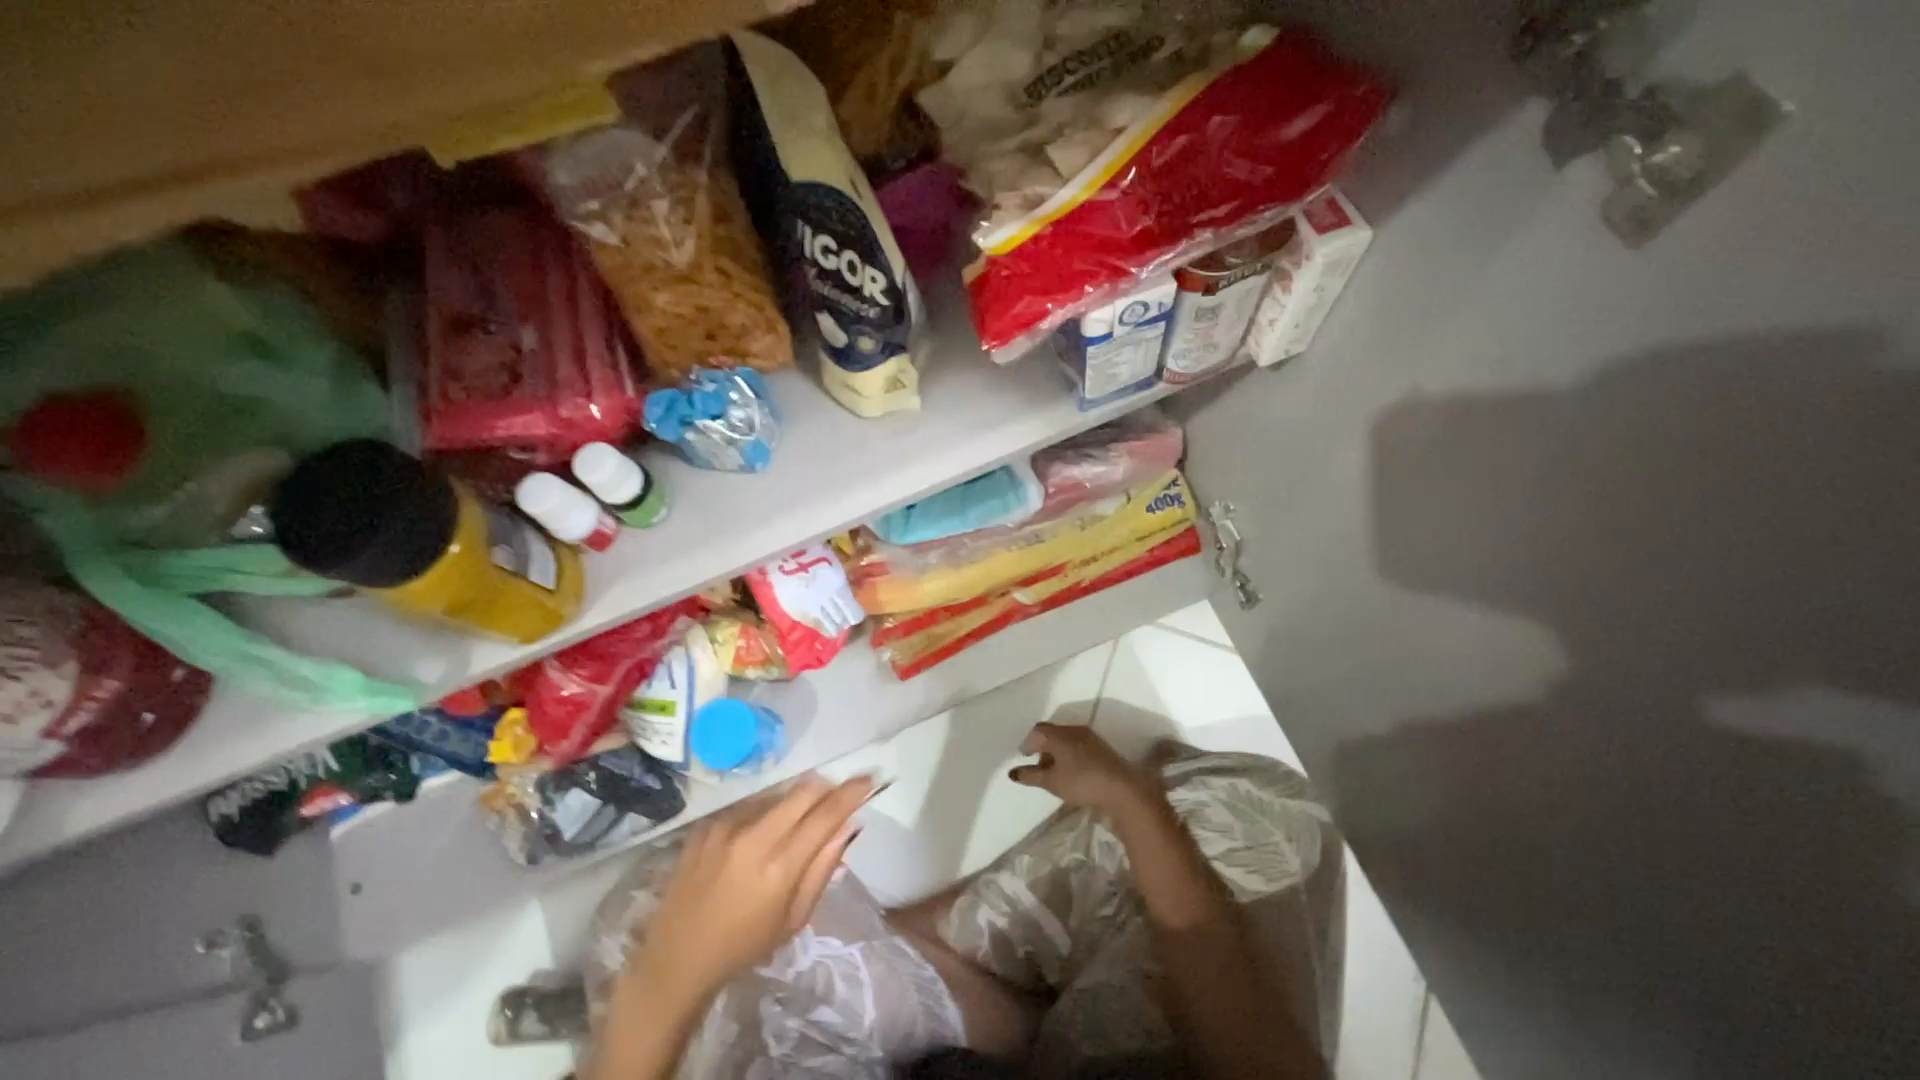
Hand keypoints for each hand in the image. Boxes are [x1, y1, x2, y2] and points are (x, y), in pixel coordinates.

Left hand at [626, 775, 874, 1004]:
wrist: (678, 958)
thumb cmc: (744, 946)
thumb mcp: (794, 918)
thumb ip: (823, 868)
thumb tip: (847, 825)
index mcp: (780, 866)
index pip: (826, 814)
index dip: (851, 792)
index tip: (868, 779)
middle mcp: (753, 837)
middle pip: (803, 791)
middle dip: (827, 787)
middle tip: (839, 794)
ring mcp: (725, 827)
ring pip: (775, 795)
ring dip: (794, 802)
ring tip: (795, 826)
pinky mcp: (704, 827)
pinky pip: (746, 807)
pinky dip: (763, 814)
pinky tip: (759, 838)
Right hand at [1008, 723, 1159, 816]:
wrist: (1121, 787)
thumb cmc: (1081, 782)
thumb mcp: (1051, 782)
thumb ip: (1030, 775)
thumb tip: (1013, 772)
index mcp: (1059, 735)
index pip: (1038, 731)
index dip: (1028, 742)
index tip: (1024, 756)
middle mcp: (1074, 730)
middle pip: (1053, 733)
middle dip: (1042, 747)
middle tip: (1038, 765)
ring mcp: (1090, 738)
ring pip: (1067, 739)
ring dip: (1057, 751)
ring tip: (1054, 771)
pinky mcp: (1102, 748)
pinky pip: (1079, 745)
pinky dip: (1069, 754)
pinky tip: (1072, 771)